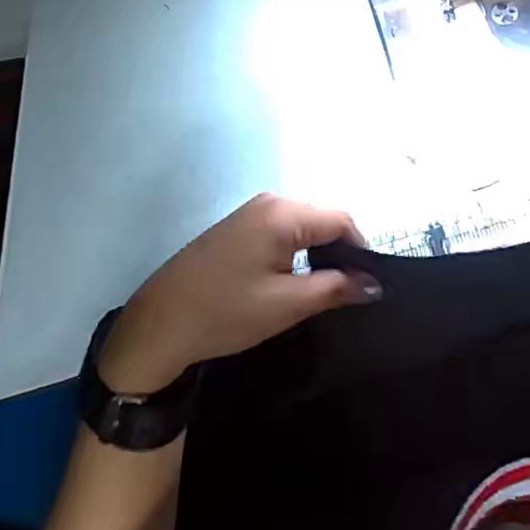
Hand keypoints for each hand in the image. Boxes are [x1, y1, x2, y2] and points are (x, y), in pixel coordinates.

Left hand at [98, 194, 381, 393]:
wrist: (155, 328)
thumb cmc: (224, 313)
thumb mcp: (286, 305)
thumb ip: (336, 288)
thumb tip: (374, 284)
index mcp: (284, 213)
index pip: (342, 220)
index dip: (361, 251)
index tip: (365, 285)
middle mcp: (270, 201)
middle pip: (323, 219)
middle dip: (339, 251)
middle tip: (343, 291)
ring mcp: (251, 211)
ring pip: (303, 226)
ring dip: (317, 252)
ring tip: (318, 289)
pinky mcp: (238, 226)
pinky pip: (282, 230)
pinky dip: (295, 251)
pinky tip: (289, 279)